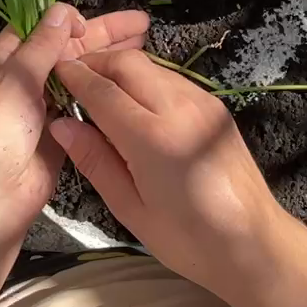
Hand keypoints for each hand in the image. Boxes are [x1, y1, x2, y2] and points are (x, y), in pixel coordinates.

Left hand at [0, 3, 148, 246]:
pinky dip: (108, 89)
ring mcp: (47, 104)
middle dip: (102, 34)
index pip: (39, 26)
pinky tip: (132, 80)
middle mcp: (27, 77)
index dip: (66, 20)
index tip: (89, 24)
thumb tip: (62, 11)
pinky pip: (88, 102)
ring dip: (110, 58)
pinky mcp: (65, 128)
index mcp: (6, 60)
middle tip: (141, 23)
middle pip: (68, 47)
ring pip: (82, 73)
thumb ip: (42, 46)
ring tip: (145, 44)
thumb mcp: (15, 82)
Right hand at [49, 50, 305, 306]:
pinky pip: (170, 78)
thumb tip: (61, 124)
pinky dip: (144, 79)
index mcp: (153, 138)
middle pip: (128, 63)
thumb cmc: (188, 240)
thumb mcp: (130, 209)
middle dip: (96, 62)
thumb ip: (95, 160)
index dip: (74, 77)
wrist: (254, 244)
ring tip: (97, 88)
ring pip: (151, 65)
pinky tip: (132, 102)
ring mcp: (202, 102)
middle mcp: (179, 108)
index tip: (52, 72)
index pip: (102, 90)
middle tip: (71, 75)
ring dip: (120, 68)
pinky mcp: (214, 105)